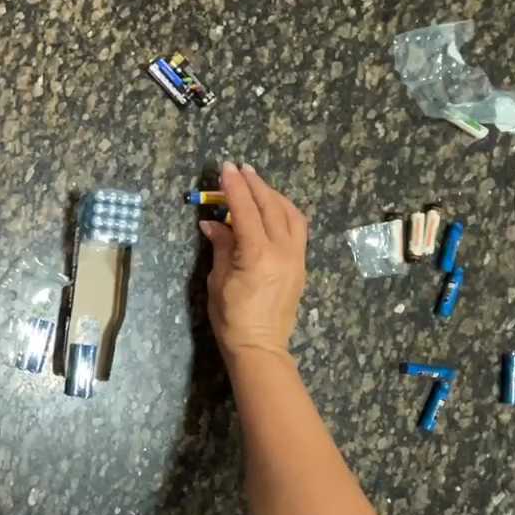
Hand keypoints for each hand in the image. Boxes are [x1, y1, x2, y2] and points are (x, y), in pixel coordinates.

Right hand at [201, 162, 308, 363]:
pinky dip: (284, 212)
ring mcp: (296, 257)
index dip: (235, 187)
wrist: (259, 345)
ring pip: (291, 214)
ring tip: (258, 184)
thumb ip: (221, 247)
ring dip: (273, 195)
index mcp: (257, 255)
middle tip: (240, 169)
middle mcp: (282, 251)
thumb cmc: (231, 317)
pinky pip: (297, 229)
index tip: (226, 168)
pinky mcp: (300, 264)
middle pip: (271, 206)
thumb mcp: (218, 280)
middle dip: (255, 185)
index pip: (245, 211)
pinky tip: (272, 208)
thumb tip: (213, 224)